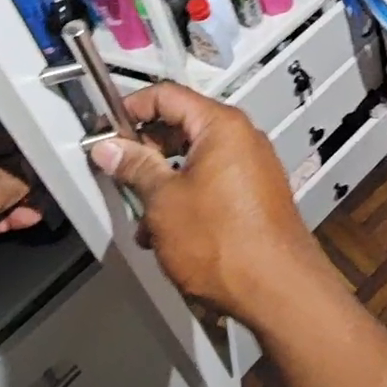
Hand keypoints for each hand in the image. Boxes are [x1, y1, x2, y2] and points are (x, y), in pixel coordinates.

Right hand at [87, 83, 327, 326]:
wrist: (278, 291)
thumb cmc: (224, 242)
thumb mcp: (164, 201)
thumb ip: (135, 167)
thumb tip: (111, 148)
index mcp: (221, 125)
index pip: (167, 95)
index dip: (132, 107)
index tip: (108, 129)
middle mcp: (242, 138)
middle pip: (182, 126)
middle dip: (146, 152)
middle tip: (120, 173)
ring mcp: (253, 167)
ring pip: (194, 160)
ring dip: (164, 183)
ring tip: (144, 219)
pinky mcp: (256, 196)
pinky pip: (213, 182)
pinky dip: (188, 198)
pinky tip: (169, 235)